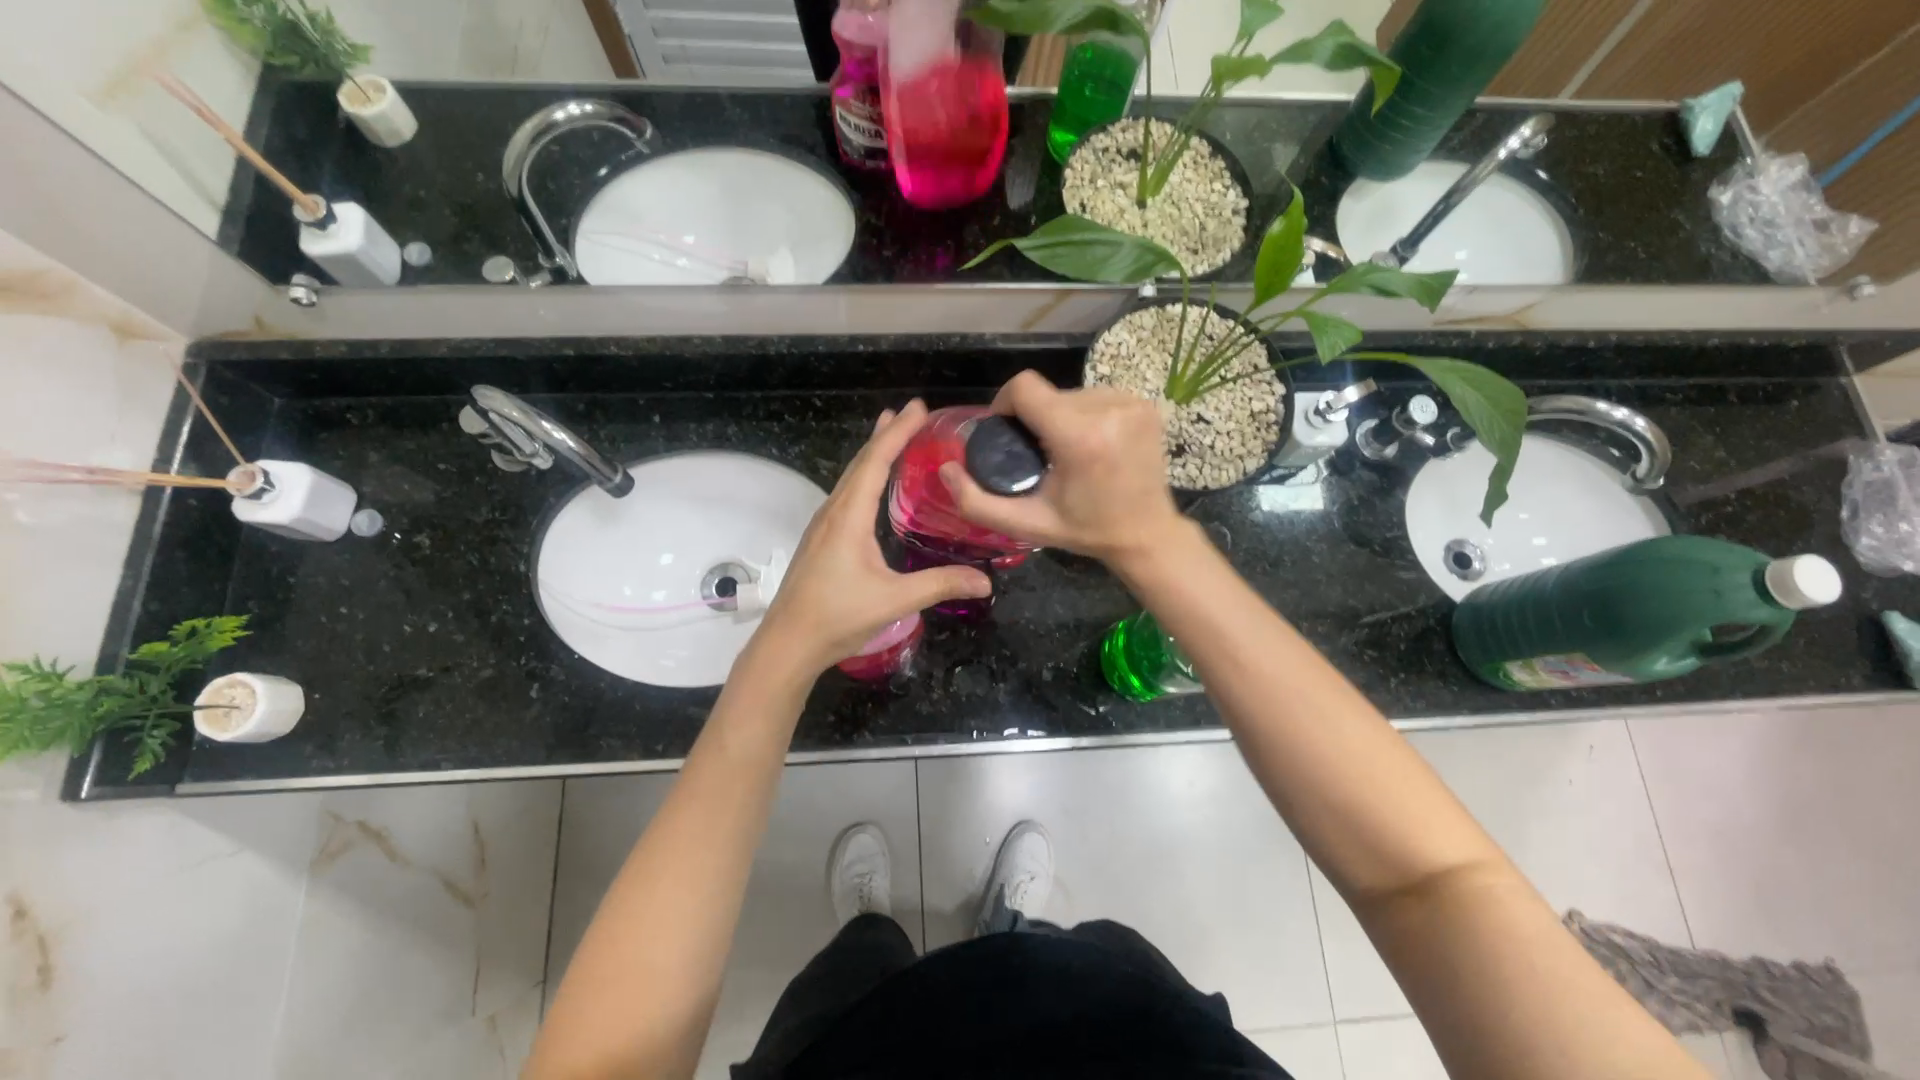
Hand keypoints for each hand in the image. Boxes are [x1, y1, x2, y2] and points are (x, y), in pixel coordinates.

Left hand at [752, 400, 992, 675]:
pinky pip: (845, 496)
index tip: (917, 408)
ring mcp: (823, 527)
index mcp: (849, 517)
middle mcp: (833, 514)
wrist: (788, 643)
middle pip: (860, 463)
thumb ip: (939, 585)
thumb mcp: (894, 600)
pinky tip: (871, 488)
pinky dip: (863, 478)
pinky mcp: (821, 541)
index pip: (876, 463)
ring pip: (850, 479)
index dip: (898, 433)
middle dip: (885, 435)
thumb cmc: (837, 617)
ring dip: (872, 455)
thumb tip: (985, 581)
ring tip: (890, 436)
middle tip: (909, 412)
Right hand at [938, 371, 1185, 565]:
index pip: (1025, 387)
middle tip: (1036, 452)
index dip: (1005, 403)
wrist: (1146, 534)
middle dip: (1036, 417)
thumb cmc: (1085, 531)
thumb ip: (977, 503)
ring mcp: (1131, 404)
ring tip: (1063, 449)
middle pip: (1049, 393)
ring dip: (1061, 415)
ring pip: (1073, 392)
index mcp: (1080, 437)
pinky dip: (1087, 414)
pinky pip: (1098, 396)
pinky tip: (1090, 443)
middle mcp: (1108, 411)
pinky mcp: (1145, 404)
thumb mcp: (1026, 523)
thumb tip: (946, 470)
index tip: (1005, 430)